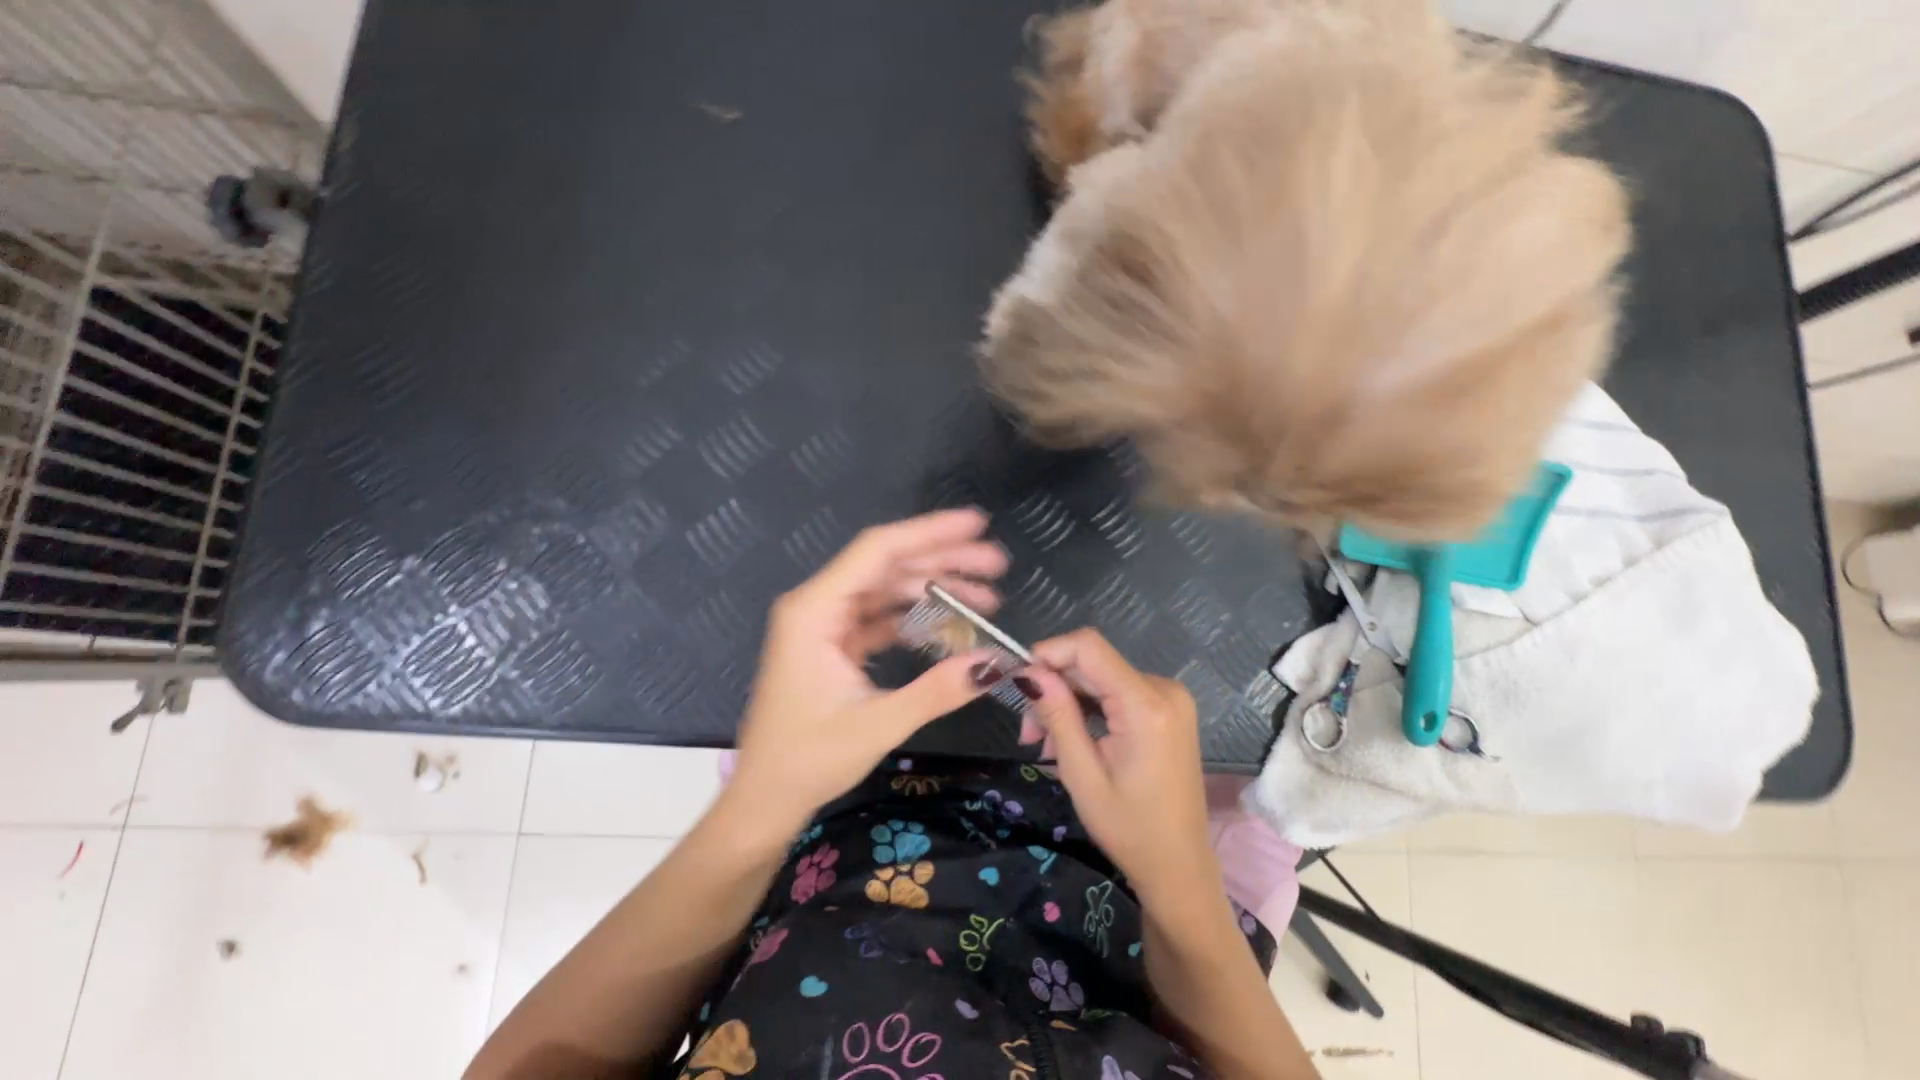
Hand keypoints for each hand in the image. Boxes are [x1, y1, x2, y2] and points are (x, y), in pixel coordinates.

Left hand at [727, 509, 1009, 833]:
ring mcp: (824, 625)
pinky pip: (879, 618)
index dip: (931, 532)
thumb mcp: (878, 724)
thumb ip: (938, 689)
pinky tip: (951, 628)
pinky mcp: (832, 646)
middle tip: (998, 566)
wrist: (764, 798)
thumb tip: (998, 663)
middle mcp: (817, 606)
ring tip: (987, 599)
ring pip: (886, 591)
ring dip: (933, 592)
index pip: (878, 550)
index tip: (978, 525)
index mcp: (814, 610)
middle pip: (886, 566)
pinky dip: (914, 620)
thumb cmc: (807, 760)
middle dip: (943, 562)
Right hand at [1017, 629, 1219, 906]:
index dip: (1049, 653)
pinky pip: (1120, 692)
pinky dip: (1091, 709)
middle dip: (1054, 688)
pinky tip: (1074, 739)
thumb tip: (1029, 673)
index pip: (1089, 647)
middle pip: (1094, 664)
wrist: (1179, 865)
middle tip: (1028, 734)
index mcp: (1146, 705)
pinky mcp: (1170, 710)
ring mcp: (1171, 699)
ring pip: (1103, 678)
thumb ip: (1058, 716)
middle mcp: (1165, 690)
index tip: (1019, 683)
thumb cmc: (1129, 828)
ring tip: (1046, 745)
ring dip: (1069, 702)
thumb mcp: (1082, 774)